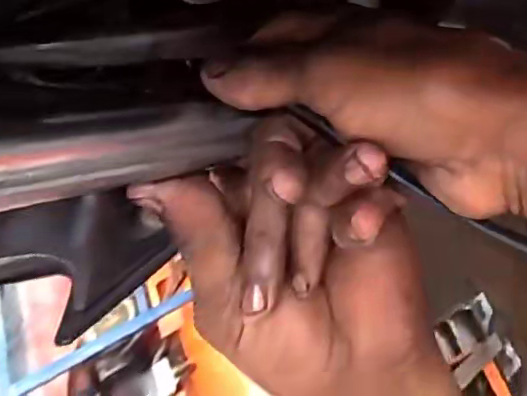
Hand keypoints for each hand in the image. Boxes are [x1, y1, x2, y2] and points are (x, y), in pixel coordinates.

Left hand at [129, 117, 453, 395]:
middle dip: (272, 199)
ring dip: (318, 206)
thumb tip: (149, 185)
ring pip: (321, 164)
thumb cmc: (283, 343)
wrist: (356, 374)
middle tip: (280, 228)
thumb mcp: (227, 304)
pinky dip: (362, 208)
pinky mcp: (377, 196)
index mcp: (243, 203)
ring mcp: (334, 187)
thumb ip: (202, 237)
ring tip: (314, 266)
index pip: (228, 157)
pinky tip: (362, 232)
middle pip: (275, 152)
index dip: (227, 162)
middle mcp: (288, 183)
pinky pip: (368, 185)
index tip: (224, 179)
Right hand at [201, 13, 526, 303]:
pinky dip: (326, 181)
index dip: (241, 56)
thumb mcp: (335, 71)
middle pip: (295, 86)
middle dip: (262, 116)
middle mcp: (360, 65)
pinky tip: (298, 199)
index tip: (197, 90)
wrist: (496, 135)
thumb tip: (207, 68)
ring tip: (254, 183)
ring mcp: (377, 111)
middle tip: (213, 151)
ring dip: (293, 157)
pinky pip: (344, 168)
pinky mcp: (392, 155)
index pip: (281, 34)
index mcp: (349, 30)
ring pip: (317, 132)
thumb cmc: (412, 88)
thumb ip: (274, 72)